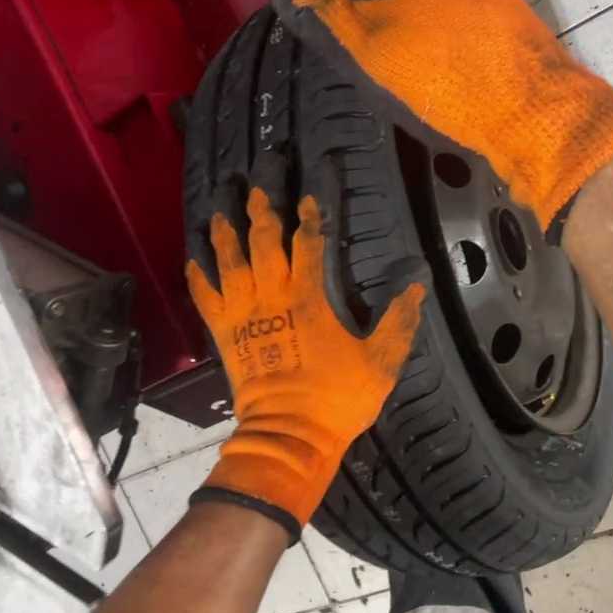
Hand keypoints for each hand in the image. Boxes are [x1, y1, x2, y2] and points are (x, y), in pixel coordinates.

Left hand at [186, 188, 425, 528]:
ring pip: (228, 260)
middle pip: (263, 239)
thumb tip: (418, 281)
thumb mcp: (381, 361)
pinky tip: (194, 254)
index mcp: (310, 299)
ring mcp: (243, 314)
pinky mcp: (224, 335)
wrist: (289, 438)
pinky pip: (205, 297)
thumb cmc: (338, 399)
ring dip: (224, 228)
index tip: (310, 184)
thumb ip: (399, 319)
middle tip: (260, 174)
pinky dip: (198, 274)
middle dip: (262, 203)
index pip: (310, 241)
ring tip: (220, 200)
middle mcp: (271, 296)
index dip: (311, 210)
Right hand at [271, 0, 612, 229]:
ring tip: (365, 45)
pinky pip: (444, 5)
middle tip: (328, 23)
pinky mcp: (500, 14)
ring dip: (384, 3)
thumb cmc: (447, 76)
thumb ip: (325, 14)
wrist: (536, 114)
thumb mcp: (371, 48)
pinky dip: (416, 20)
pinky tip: (412, 57)